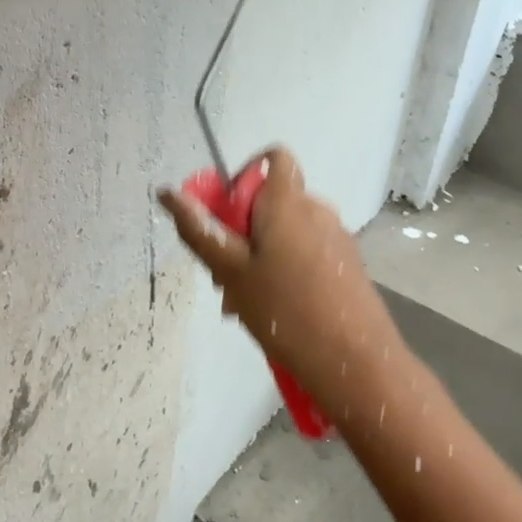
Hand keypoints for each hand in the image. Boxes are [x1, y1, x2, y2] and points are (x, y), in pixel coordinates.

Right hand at [157, 147, 391, 377]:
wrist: (354, 362)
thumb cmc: (285, 310)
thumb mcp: (230, 271)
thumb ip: (199, 230)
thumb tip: (166, 191)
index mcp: (287, 202)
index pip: (273, 159)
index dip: (244, 174)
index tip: (224, 211)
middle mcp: (317, 210)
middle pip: (272, 201)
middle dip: (241, 228)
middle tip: (223, 273)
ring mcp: (336, 238)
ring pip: (286, 231)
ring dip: (259, 254)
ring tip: (243, 300)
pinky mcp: (347, 265)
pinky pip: (305, 252)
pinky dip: (284, 268)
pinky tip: (273, 310)